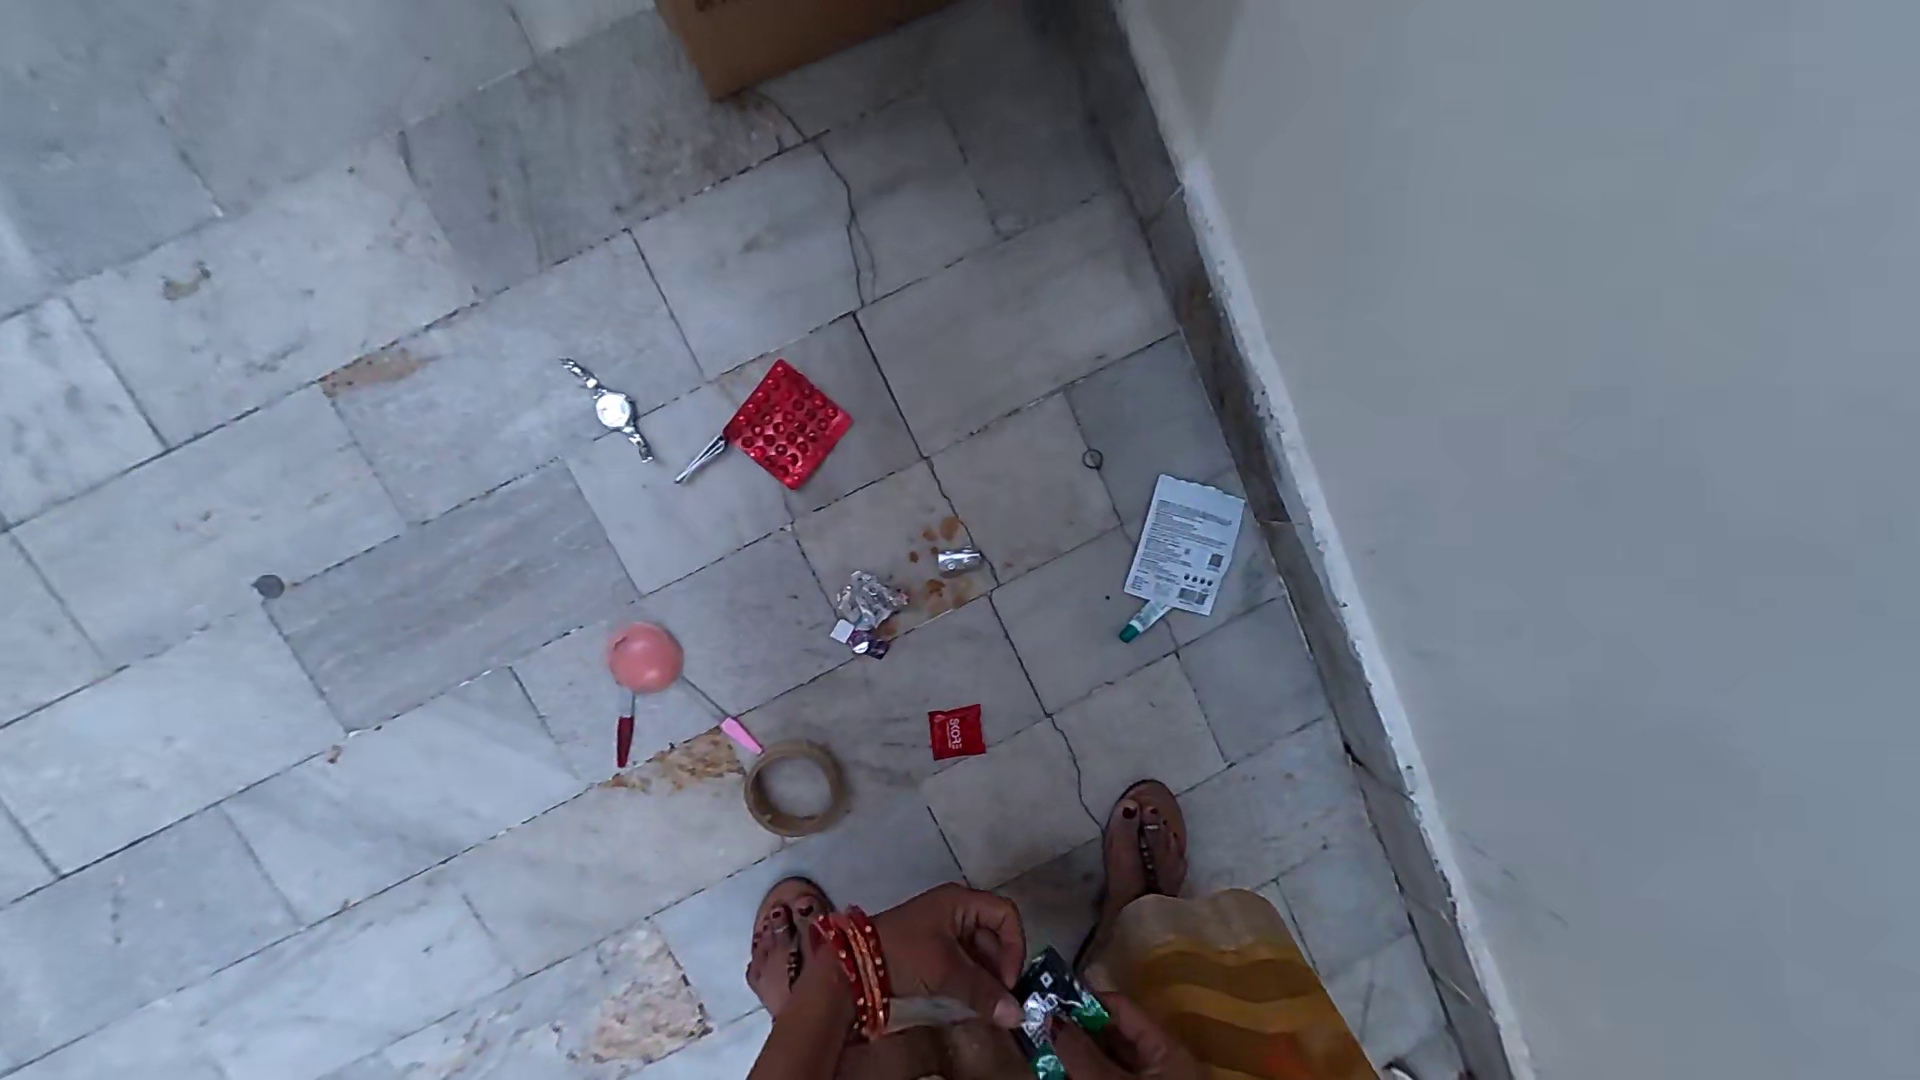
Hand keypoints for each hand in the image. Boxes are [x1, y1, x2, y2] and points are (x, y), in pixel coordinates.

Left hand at [872, 883, 1026, 1027]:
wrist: (859, 964)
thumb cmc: (906, 952)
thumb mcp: (946, 971)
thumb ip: (983, 992)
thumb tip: (1018, 1015)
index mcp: (962, 901)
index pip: (1005, 914)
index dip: (1014, 945)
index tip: (1008, 979)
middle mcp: (958, 911)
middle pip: (995, 936)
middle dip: (999, 969)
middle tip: (1000, 1003)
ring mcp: (947, 931)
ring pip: (981, 955)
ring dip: (986, 981)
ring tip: (986, 1009)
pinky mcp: (937, 951)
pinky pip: (965, 965)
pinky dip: (971, 984)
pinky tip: (970, 1005)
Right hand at [1051, 993, 1201, 1079]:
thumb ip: (1082, 1052)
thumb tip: (1048, 1014)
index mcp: (1165, 1045)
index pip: (1118, 1006)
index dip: (1083, 1000)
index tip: (1049, 999)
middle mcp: (1160, 1060)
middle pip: (1111, 1034)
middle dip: (1075, 1031)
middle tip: (1040, 1025)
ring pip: (1107, 1060)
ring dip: (1077, 1055)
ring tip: (1044, 1048)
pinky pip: (1108, 1078)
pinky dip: (1086, 1074)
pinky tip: (1061, 1072)